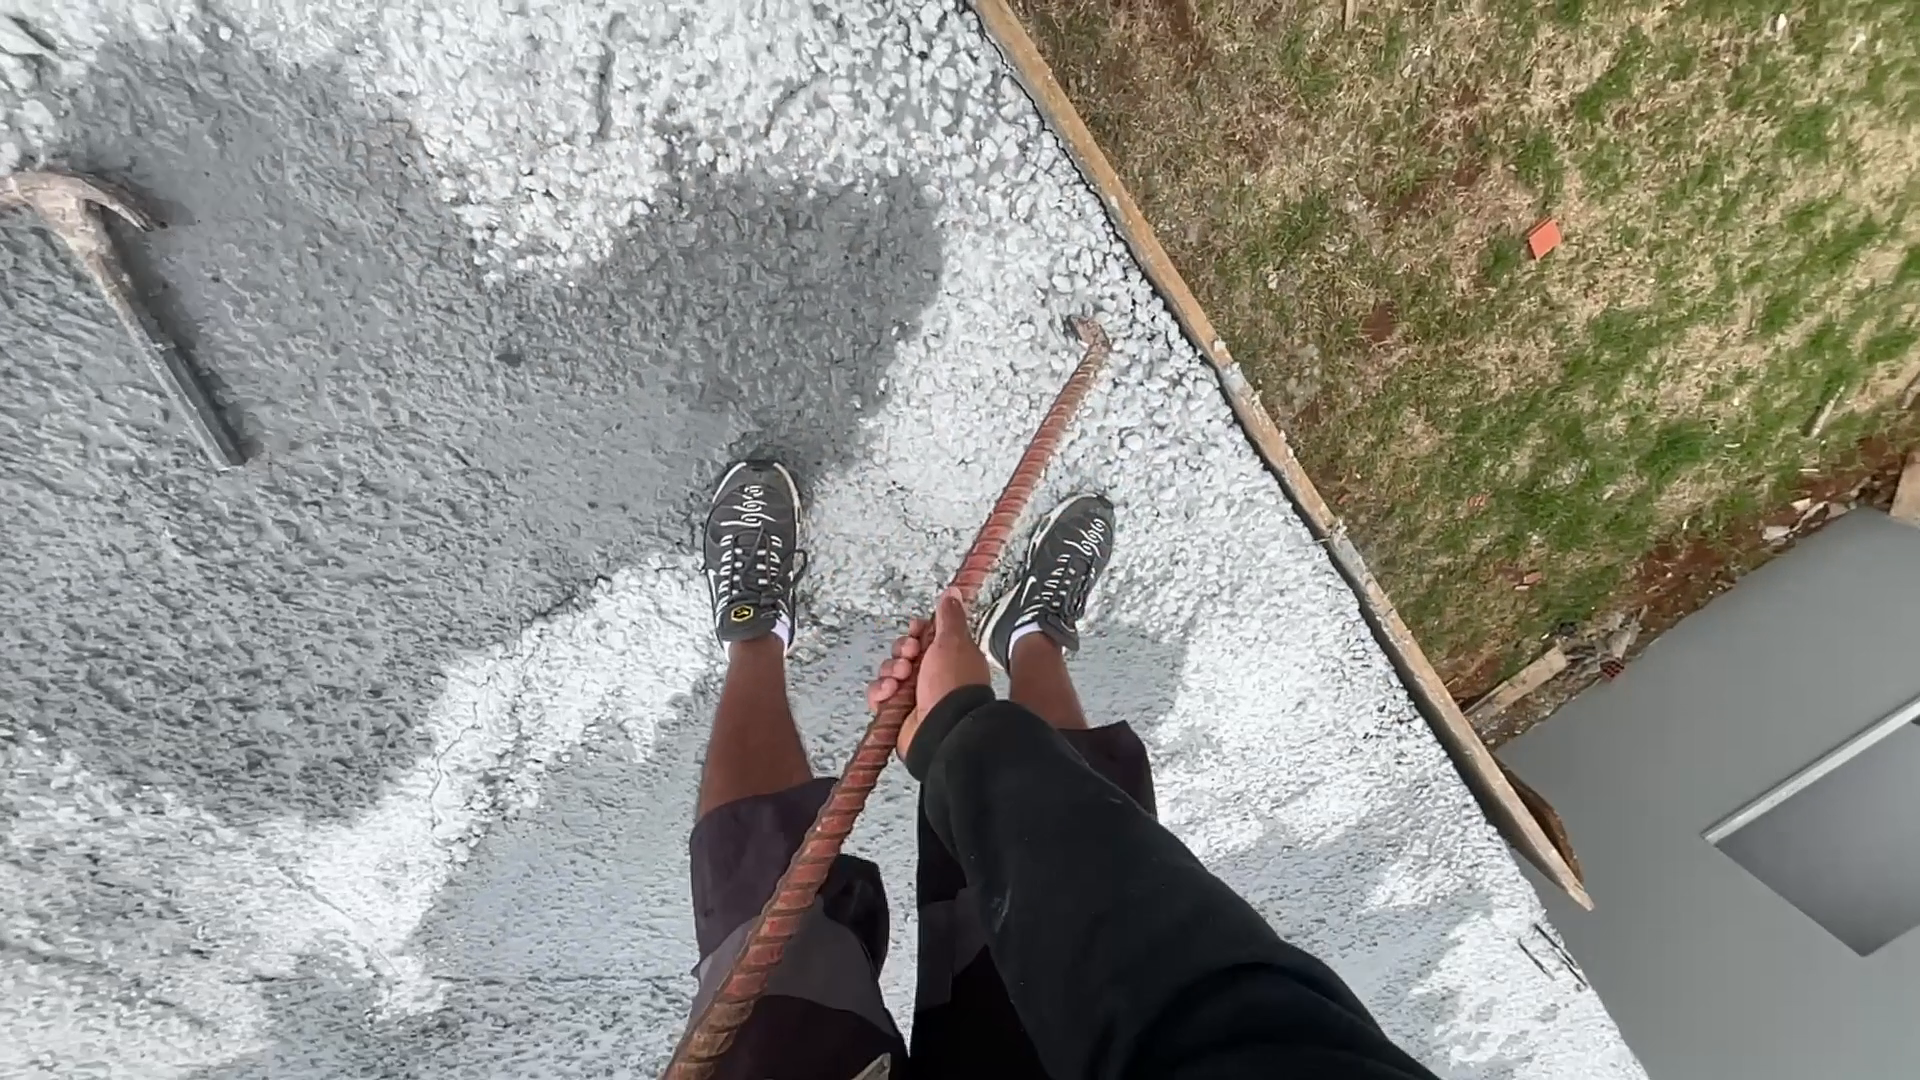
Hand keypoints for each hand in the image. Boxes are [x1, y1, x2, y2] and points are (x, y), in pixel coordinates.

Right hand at [866, 589, 990, 759]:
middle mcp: (930, 674)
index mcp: (948, 656)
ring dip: (890, 670)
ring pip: (888, 671)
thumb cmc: (953, 684)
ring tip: (901, 678)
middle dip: (902, 650)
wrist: (944, 729)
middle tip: (910, 657)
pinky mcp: (896, 712)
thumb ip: (950, 616)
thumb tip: (954, 592)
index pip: (924, 636)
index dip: (916, 631)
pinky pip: (877, 694)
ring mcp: (913, 694)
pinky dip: (880, 691)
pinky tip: (889, 692)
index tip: (916, 631)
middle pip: (903, 651)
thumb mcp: (954, 641)